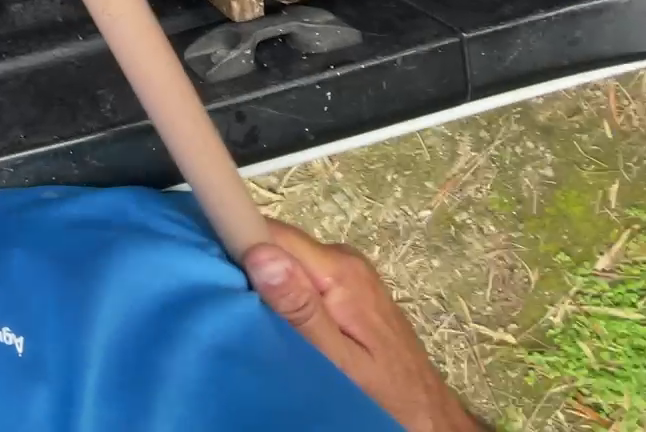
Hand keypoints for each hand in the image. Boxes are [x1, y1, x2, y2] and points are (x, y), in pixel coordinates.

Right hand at [244, 221, 483, 431]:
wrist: (431, 423)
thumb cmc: (384, 399)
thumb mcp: (338, 362)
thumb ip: (299, 309)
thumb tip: (258, 254)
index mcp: (340, 271)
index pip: (271, 232)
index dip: (238, 242)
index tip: (214, 264)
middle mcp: (343, 257)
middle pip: (276, 241)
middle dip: (251, 264)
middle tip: (235, 302)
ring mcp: (346, 269)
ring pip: (285, 256)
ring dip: (265, 278)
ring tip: (255, 313)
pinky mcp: (346, 283)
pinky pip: (299, 270)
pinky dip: (281, 288)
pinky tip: (280, 316)